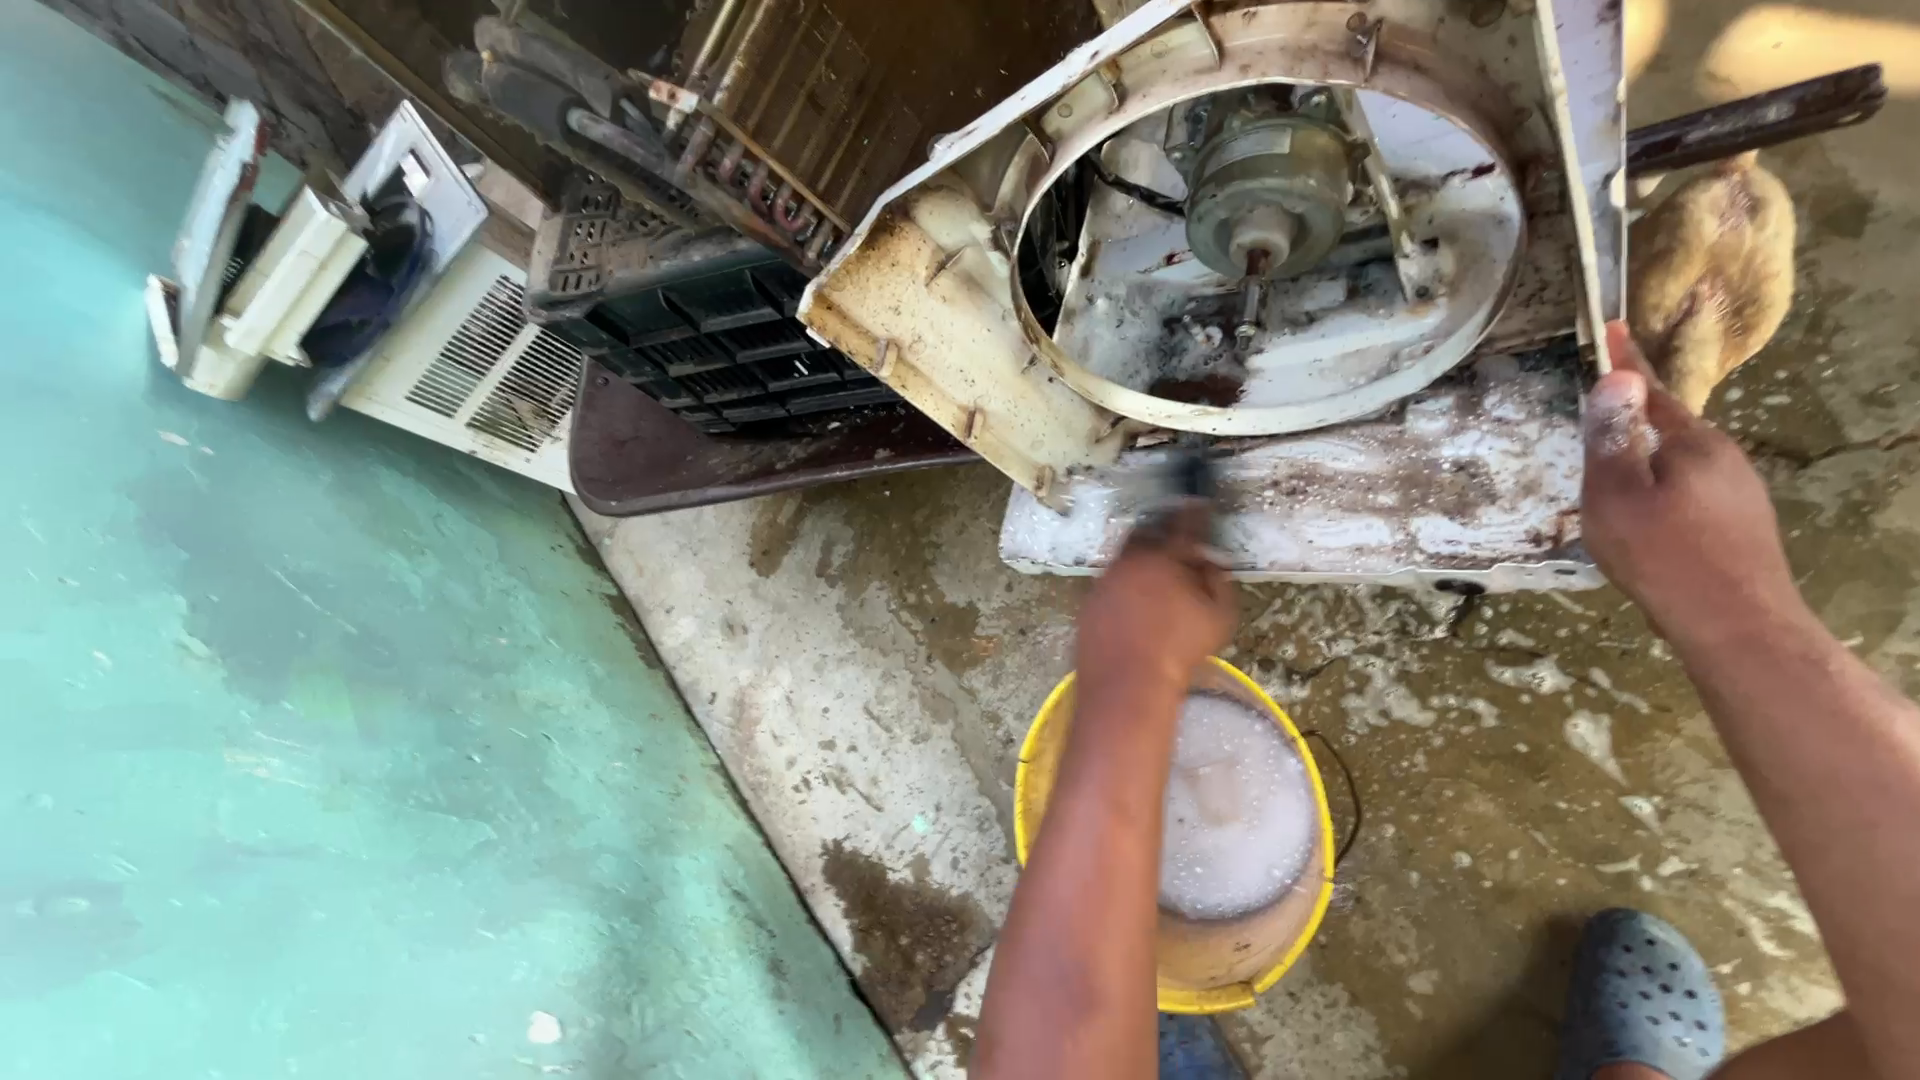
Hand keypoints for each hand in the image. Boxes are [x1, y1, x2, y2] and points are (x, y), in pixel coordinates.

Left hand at [1076, 503, 1236, 696]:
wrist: (1127, 681)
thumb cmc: (1180, 649)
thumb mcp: (1218, 616)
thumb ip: (1217, 582)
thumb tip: (1210, 563)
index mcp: (1166, 557)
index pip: (1184, 525)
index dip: (1194, 512)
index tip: (1199, 503)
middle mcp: (1131, 560)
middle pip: (1146, 533)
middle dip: (1161, 530)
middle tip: (1173, 536)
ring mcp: (1105, 580)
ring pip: (1123, 557)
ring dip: (1139, 558)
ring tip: (1152, 570)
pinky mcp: (1089, 602)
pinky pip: (1108, 583)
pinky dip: (1122, 584)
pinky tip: (1131, 601)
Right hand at [1582, 321, 1807, 647]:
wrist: (1734, 621)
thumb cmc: (1661, 553)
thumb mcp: (1616, 493)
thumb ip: (1611, 438)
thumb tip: (1616, 377)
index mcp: (1691, 443)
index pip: (1649, 390)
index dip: (1624, 362)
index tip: (1609, 327)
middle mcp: (1722, 456)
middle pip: (1665, 427)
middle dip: (1628, 423)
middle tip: (1588, 433)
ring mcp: (1736, 489)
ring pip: (1676, 460)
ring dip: (1642, 461)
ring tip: (1608, 487)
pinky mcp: (1738, 519)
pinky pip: (1687, 487)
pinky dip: (1657, 488)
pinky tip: (1642, 518)